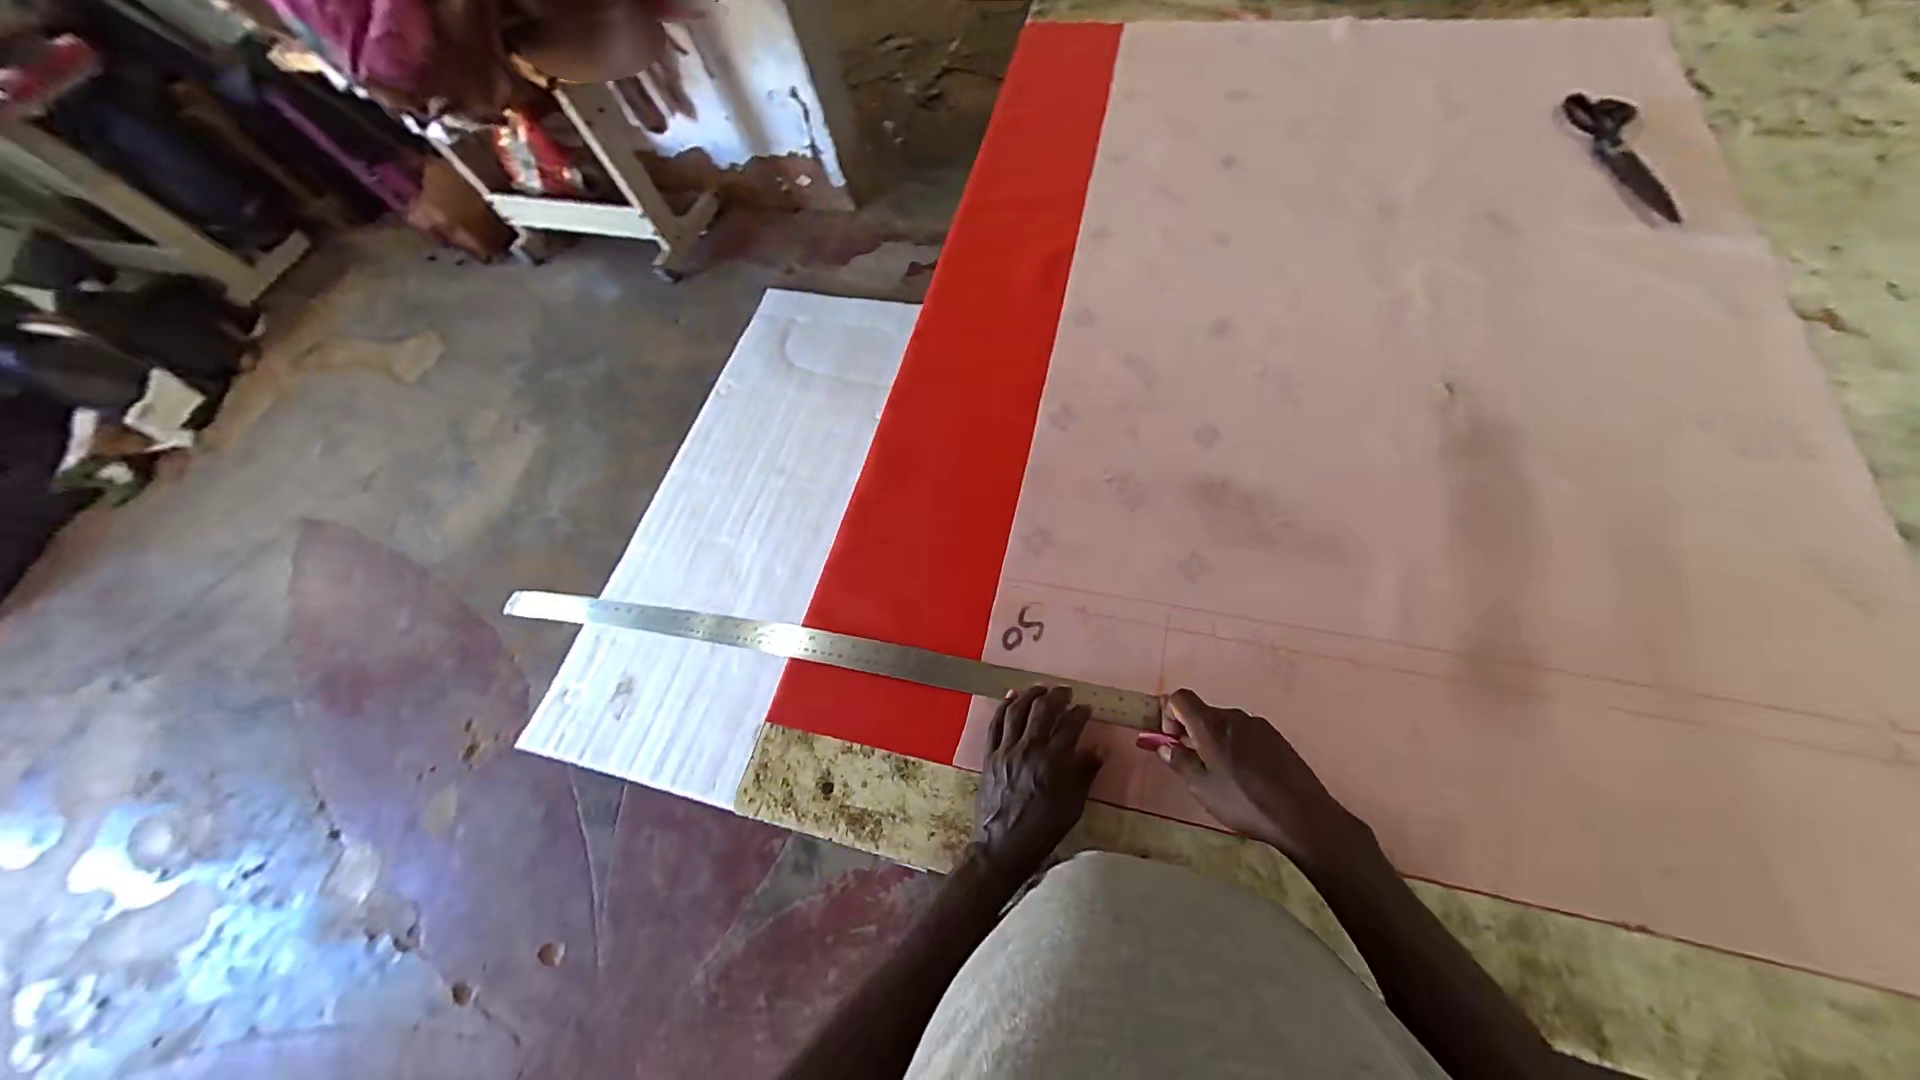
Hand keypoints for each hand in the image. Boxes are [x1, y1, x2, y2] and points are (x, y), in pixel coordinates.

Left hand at [973, 686, 1102, 878]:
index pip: (1070, 726)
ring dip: (1030, 695)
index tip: (1086, 707)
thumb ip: (1086, 773)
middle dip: (1057, 696)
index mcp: (1054, 762)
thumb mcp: (1073, 805)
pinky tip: (1011, 697)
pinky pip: (996, 724)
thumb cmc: (1044, 828)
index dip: (1080, 713)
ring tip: (1040, 688)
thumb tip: (1100, 747)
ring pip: (1017, 711)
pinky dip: (1004, 707)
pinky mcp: (990, 755)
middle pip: (1043, 711)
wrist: (1004, 846)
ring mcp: (1007, 750)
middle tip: (1065, 692)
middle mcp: (1030, 750)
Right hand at [1142, 689, 1370, 869]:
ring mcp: (1259, 725)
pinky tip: (1247, 777)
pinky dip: (1237, 747)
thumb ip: (1178, 761)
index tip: (1173, 741)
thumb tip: (1163, 745)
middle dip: (1192, 732)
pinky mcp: (1277, 738)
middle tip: (1195, 764)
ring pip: (1225, 725)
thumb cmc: (1244, 801)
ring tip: (1223, 775)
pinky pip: (1246, 734)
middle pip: (1203, 712)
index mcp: (1211, 724)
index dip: (1169, 715)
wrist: (1303, 817)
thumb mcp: (1201, 787)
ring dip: (1216, 741)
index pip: (1180, 698)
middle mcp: (1234, 716)